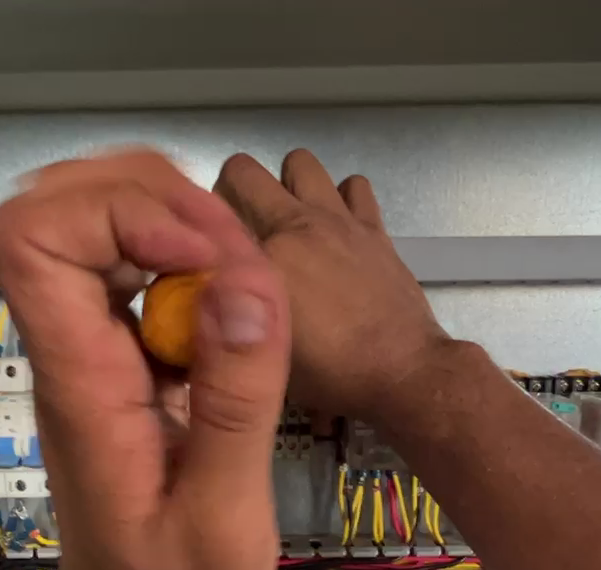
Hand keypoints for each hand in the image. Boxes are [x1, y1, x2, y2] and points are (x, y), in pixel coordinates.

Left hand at [0, 150, 291, 569]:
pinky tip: (236, 314)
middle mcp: (72, 359)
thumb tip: (247, 283)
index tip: (208, 259)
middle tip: (232, 256)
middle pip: (59, 211)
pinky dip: (187, 270)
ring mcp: (94, 364)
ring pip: (97, 236)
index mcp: (80, 386)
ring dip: (172, 228)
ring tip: (243, 280)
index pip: (36, 238)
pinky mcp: (122, 378)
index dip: (119, 214)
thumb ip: (236, 403)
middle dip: (151, 200)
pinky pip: (136, 284)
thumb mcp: (224, 516)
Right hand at [215, 150, 459, 424]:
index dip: (200, 237)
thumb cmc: (330, 376)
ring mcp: (338, 221)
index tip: (206, 258)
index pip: (209, 223)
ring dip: (290, 184)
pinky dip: (342, 198)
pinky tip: (339, 229)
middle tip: (241, 228)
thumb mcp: (265, 359)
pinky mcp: (373, 227)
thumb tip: (217, 304)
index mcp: (261, 261)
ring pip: (300, 162)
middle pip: (243, 172)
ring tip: (292, 221)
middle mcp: (294, 226)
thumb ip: (236, 321)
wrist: (400, 372)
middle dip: (232, 191)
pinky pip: (354, 184)